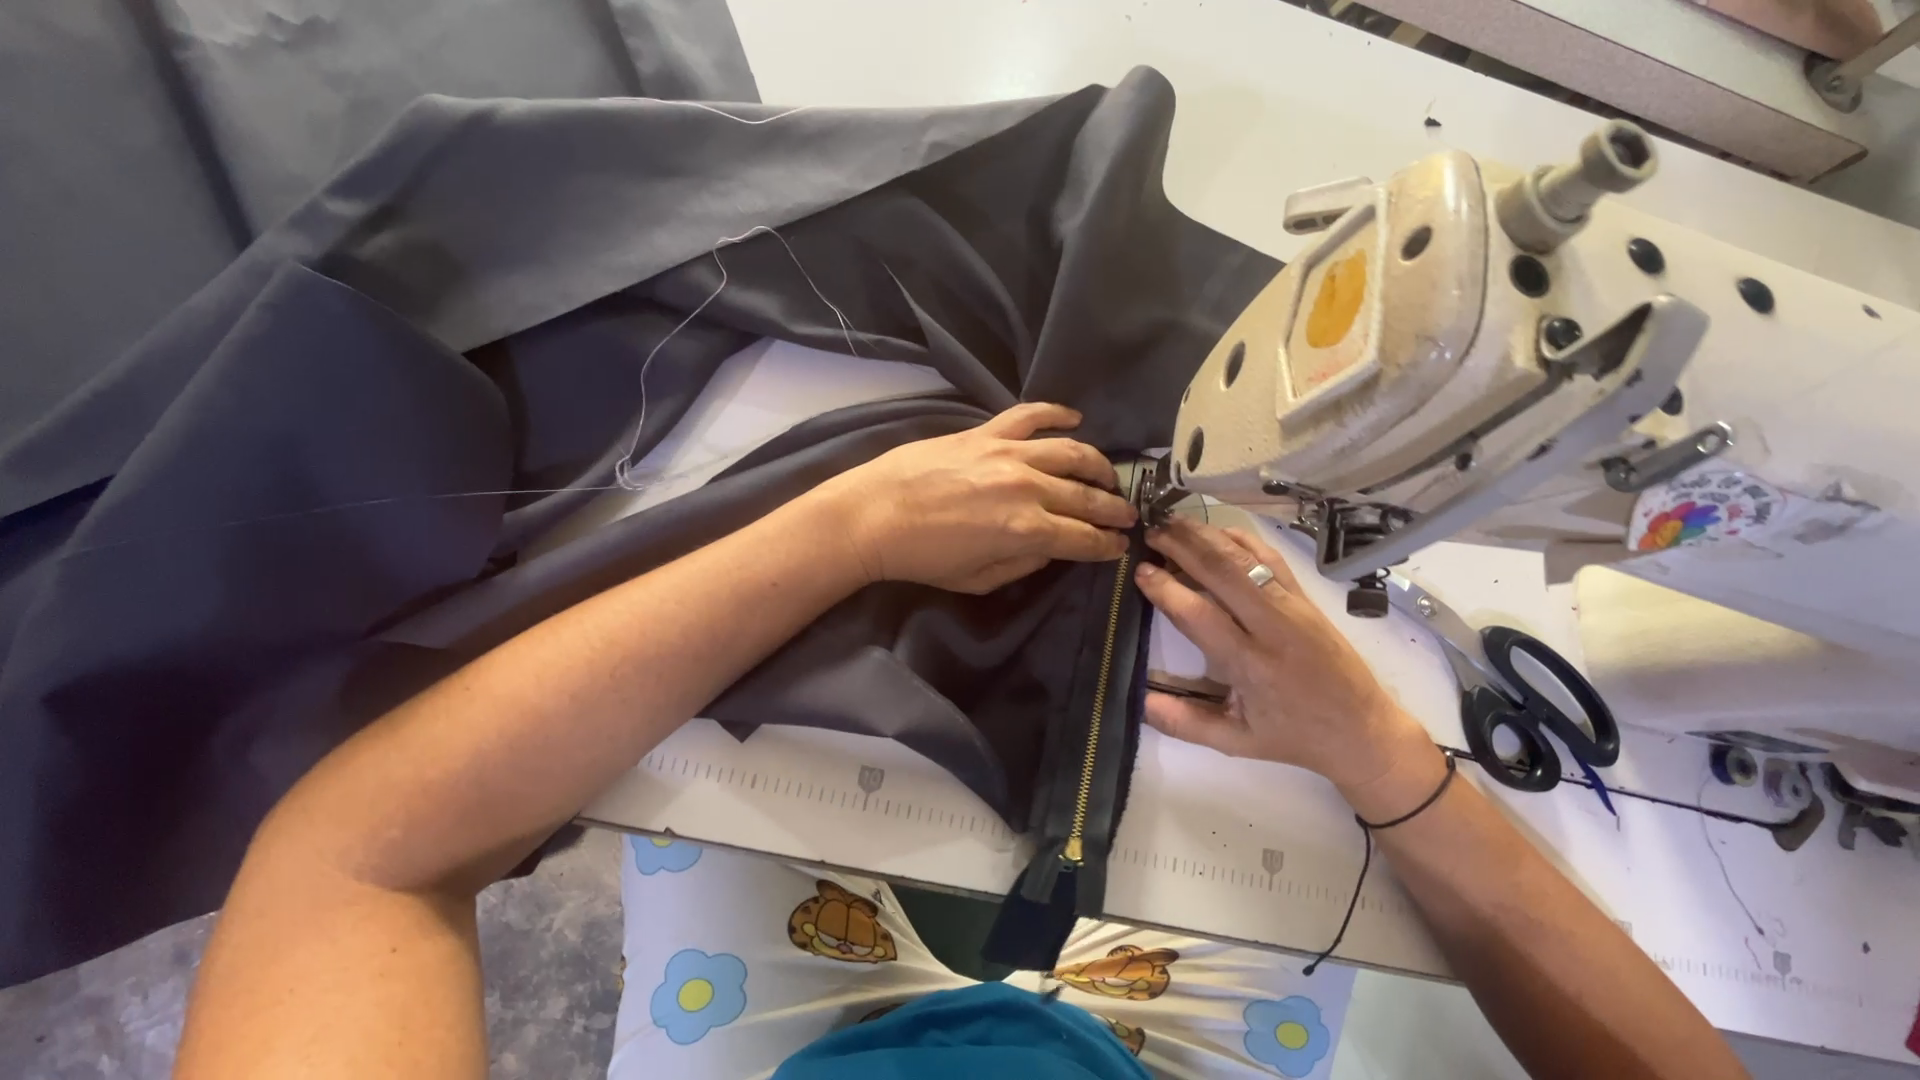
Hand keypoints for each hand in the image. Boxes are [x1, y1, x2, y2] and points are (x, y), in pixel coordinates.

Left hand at [813, 403, 1136, 594]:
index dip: (1108, 544)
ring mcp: (1007, 453)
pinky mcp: (984, 432)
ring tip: (1108, 475)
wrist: (872, 516)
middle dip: (1114, 508)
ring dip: (1098, 464)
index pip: (1085, 538)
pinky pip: (1030, 415)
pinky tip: (1075, 418)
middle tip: (1128, 514)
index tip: (1121, 545)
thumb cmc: (922, 558)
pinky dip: (1057, 413)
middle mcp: (1028, 487)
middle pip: (1086, 495)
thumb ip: (1025, 563)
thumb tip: (1053, 547)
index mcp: (1028, 530)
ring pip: (1071, 451)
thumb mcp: (978, 580)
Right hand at [1133, 517, 1433, 794]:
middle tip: (1148, 532)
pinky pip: (1271, 557)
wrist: (1363, 729)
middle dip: (1182, 546)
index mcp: (1251, 666)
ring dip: (1206, 535)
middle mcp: (1273, 628)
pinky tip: (1214, 531)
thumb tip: (1138, 700)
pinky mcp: (1305, 597)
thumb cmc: (1293, 737)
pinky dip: (1240, 538)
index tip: (1139, 571)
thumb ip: (1184, 723)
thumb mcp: (1236, 743)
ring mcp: (1293, 606)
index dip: (1167, 589)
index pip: (1201, 616)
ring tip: (1171, 522)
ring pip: (1246, 557)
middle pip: (1223, 571)